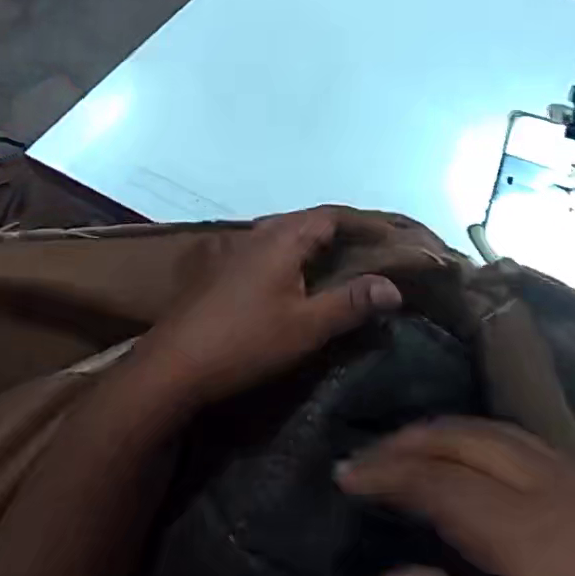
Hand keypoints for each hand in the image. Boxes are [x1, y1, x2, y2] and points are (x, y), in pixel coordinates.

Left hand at [130, 208, 402, 409]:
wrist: (177, 359)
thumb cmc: (246, 340)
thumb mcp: (306, 326)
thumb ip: (350, 302)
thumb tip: (393, 285)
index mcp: (280, 238)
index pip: (331, 215)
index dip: (366, 222)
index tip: (396, 234)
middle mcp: (257, 233)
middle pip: (309, 221)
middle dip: (346, 231)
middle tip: (379, 250)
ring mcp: (236, 248)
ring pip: (288, 235)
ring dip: (319, 244)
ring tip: (350, 262)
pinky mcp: (224, 267)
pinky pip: (270, 250)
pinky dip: (297, 256)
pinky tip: (304, 279)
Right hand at [338, 418, 574, 575]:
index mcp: (539, 532)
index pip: (438, 481)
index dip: (384, 473)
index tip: (341, 474)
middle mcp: (559, 487)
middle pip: (462, 438)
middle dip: (407, 441)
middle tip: (365, 458)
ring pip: (494, 430)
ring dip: (441, 434)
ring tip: (406, 451)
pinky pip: (524, 442)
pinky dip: (479, 440)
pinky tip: (472, 462)